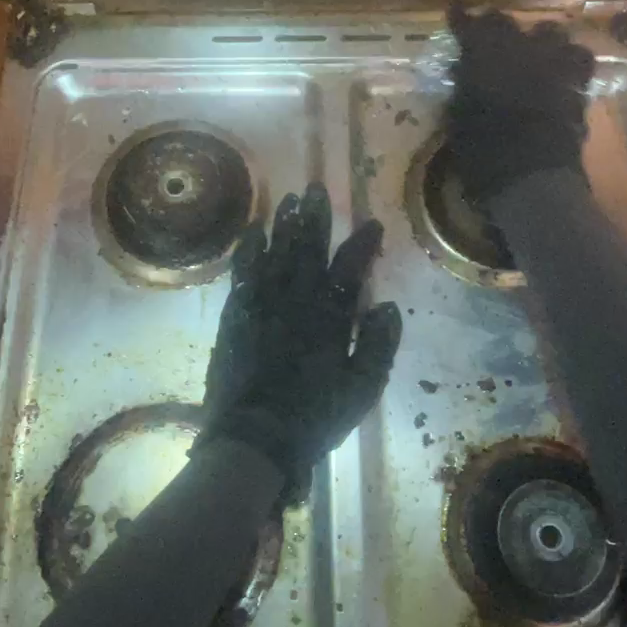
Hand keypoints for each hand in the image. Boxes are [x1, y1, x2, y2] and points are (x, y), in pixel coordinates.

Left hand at [200, 183, 400, 501]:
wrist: (253, 437)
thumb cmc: (314, 417)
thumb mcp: (362, 389)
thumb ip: (377, 345)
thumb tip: (389, 307)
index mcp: (331, 317)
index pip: (351, 268)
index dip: (363, 243)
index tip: (372, 223)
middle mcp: (297, 300)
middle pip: (308, 248)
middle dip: (315, 217)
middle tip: (316, 189)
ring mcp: (263, 303)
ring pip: (275, 252)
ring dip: (283, 224)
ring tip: (289, 199)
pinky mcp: (236, 313)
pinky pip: (244, 270)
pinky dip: (249, 248)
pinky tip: (252, 230)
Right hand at [445, 3, 598, 203]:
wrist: (533, 182)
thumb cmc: (484, 155)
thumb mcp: (458, 121)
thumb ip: (462, 89)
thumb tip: (462, 68)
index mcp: (486, 57)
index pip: (471, 25)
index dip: (462, 17)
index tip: (455, 8)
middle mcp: (522, 52)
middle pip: (509, 23)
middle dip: (496, 26)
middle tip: (488, 34)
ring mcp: (555, 66)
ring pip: (551, 33)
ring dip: (537, 38)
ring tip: (530, 49)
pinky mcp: (578, 86)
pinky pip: (577, 60)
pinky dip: (566, 60)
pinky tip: (559, 69)